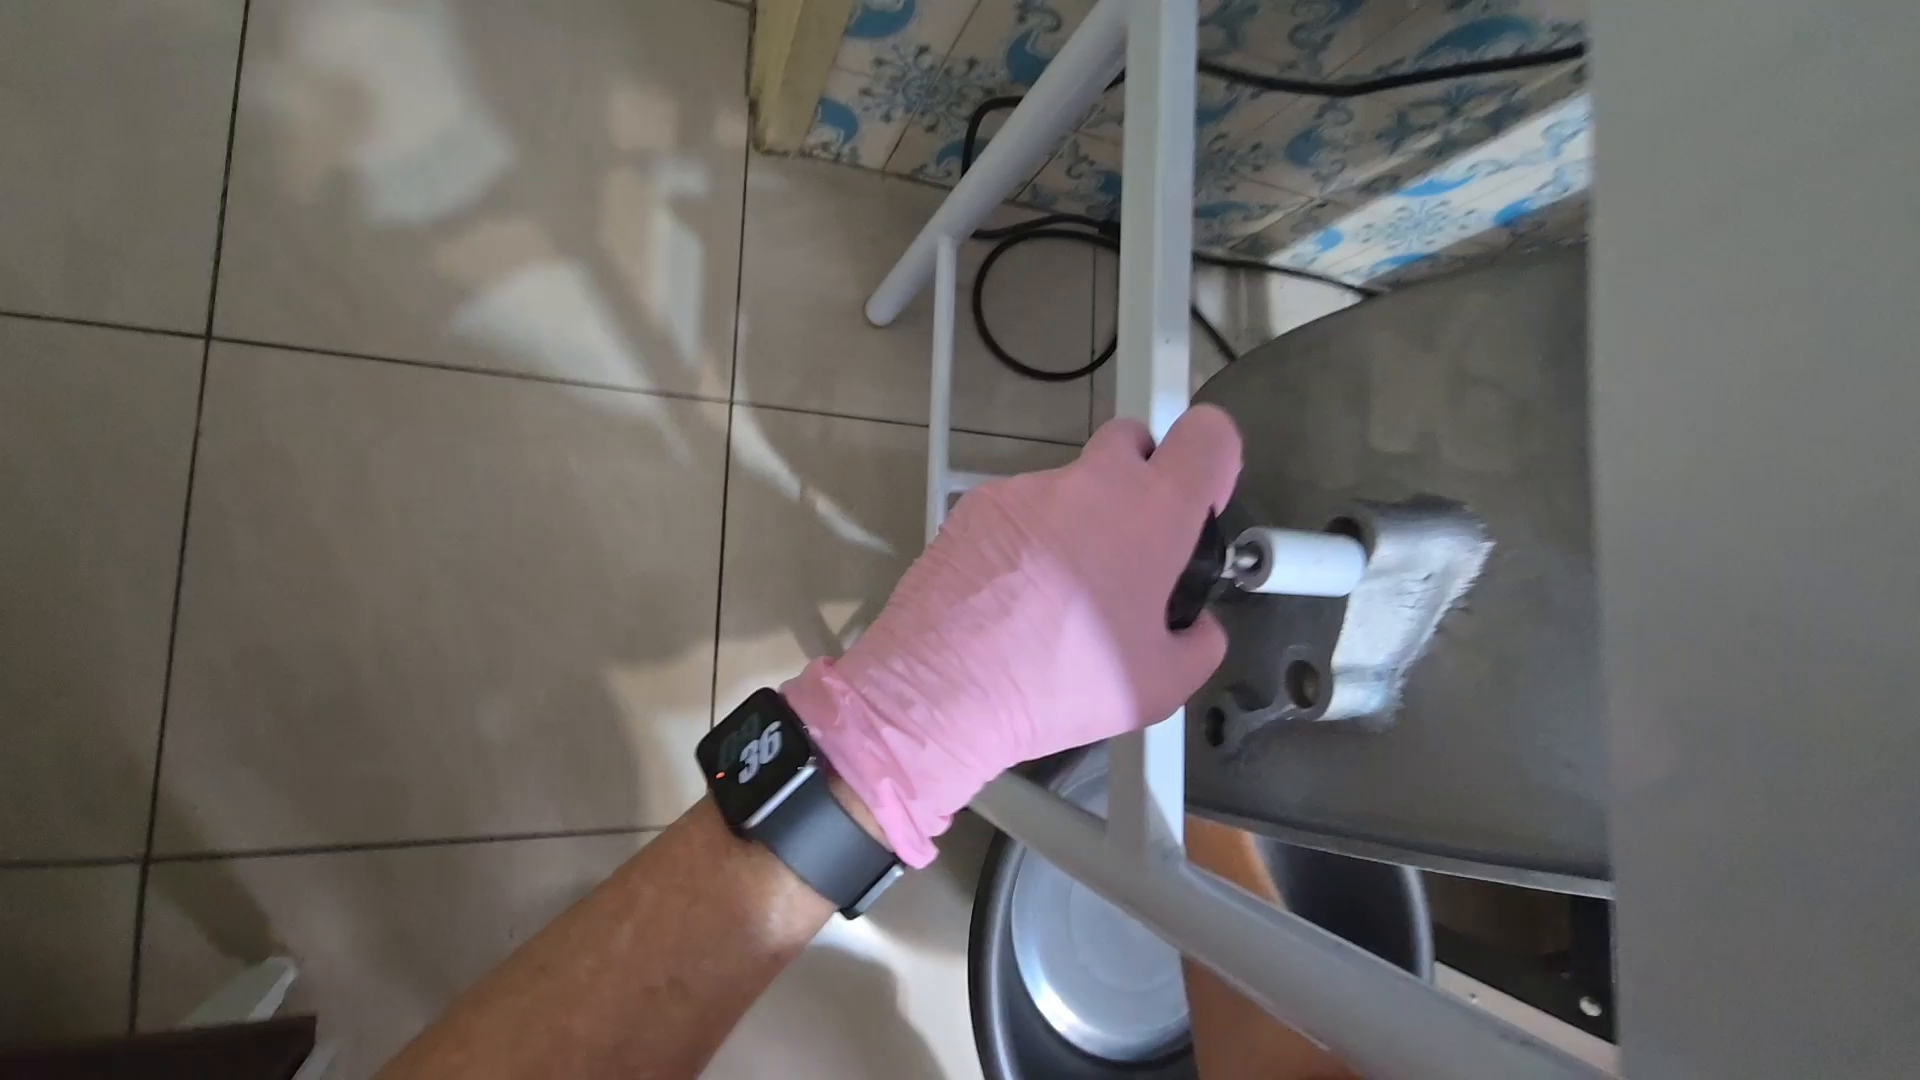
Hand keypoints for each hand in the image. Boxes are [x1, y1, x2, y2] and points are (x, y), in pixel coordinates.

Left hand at [783, 406, 1241, 865]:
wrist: (941, 687)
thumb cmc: (1060, 684)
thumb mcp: (1161, 685)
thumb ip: (1200, 642)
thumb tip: (1196, 625)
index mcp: (1150, 512)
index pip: (1208, 434)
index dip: (1213, 461)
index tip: (1197, 505)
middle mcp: (1088, 482)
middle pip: (1132, 440)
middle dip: (1141, 477)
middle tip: (1129, 546)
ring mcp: (1025, 487)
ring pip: (1069, 485)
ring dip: (1074, 520)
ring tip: (1052, 593)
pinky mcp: (975, 503)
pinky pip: (1018, 509)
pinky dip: (1024, 538)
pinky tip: (1006, 593)